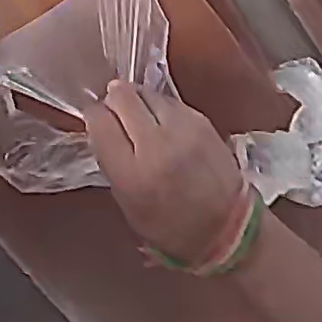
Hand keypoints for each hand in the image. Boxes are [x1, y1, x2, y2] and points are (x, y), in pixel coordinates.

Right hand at [83, 80, 251, 262]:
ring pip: (145, 92)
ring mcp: (182, 130)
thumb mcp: (126, 201)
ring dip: (137, 100)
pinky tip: (161, 121)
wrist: (229, 229)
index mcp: (131, 173)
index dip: (92, 114)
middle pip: (122, 97)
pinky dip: (159, 106)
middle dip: (113, 99)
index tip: (95, 117)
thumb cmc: (169, 224)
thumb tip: (100, 123)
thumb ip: (109, 159)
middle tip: (115, 111)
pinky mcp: (202, 121)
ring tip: (139, 115)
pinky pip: (169, 101)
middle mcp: (155, 146)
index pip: (99, 120)